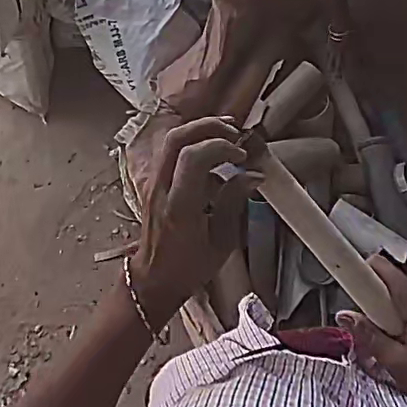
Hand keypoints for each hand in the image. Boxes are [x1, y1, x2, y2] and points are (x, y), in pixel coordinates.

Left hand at [133, 118, 262, 321]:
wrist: (154, 279)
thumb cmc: (189, 266)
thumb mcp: (222, 241)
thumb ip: (234, 202)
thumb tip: (253, 174)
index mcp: (179, 206)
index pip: (193, 158)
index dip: (220, 147)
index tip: (241, 156)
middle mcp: (161, 189)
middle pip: (176, 139)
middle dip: (208, 127)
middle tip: (234, 132)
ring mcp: (153, 183)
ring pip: (170, 141)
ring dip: (199, 131)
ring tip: (227, 136)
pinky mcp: (154, 182)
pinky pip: (170, 152)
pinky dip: (192, 143)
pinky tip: (213, 154)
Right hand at [339, 254, 406, 406]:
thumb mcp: (403, 366)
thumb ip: (370, 337)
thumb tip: (345, 316)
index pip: (379, 266)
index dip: (359, 274)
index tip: (348, 287)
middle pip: (389, 278)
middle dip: (375, 300)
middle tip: (377, 330)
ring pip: (402, 290)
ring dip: (391, 309)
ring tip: (398, 341)